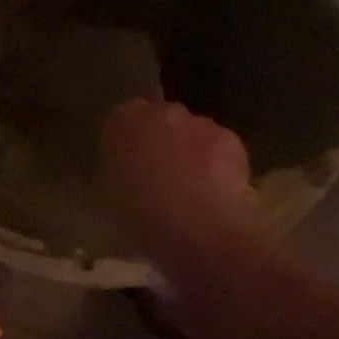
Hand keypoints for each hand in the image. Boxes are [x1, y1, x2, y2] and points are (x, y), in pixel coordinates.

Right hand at [99, 99, 260, 260]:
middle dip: (160, 140)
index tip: (127, 164)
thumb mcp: (108, 195)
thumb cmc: (139, 213)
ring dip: (190, 151)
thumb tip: (126, 173)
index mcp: (121, 122)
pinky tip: (215, 191)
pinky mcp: (230, 140)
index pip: (121, 119)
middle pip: (160, 119)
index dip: (126, 141)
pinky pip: (219, 147)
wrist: (197, 226)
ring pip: (192, 132)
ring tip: (190, 187)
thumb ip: (114, 172)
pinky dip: (218, 163)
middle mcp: (160, 112)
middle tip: (158, 175)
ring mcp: (198, 123)